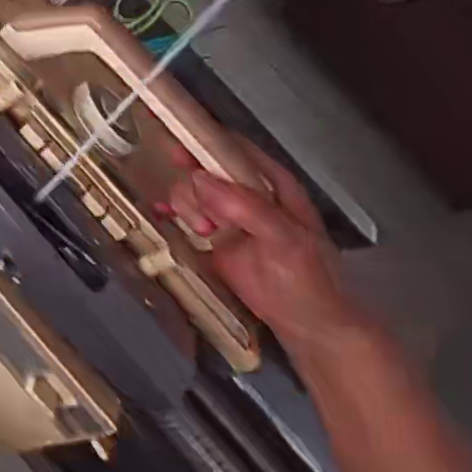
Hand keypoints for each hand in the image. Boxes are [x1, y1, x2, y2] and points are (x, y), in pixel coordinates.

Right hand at [157, 141, 369, 355]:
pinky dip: (170, 212)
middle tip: (204, 219)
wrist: (310, 329)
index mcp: (271, 183)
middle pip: (204, 169)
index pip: (234, 148)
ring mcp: (228, 215)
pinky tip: (161, 214)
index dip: (206, 143)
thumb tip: (199, 179)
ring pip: (191, 192)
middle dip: (195, 189)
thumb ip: (245, 207)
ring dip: (187, 207)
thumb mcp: (284, 240)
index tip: (179, 151)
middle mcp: (246, 192)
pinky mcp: (214, 239)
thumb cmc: (308, 281)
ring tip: (204, 233)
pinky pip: (184, 216)